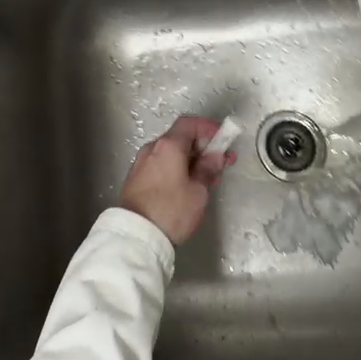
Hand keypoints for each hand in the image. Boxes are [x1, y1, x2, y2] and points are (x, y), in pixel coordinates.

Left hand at [119, 116, 235, 244]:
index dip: (208, 128)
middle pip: (180, 138)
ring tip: (209, 179)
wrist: (136, 235)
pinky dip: (177, 168)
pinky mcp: (137, 178)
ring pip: (171, 153)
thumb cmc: (171, 210)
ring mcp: (142, 162)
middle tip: (222, 163)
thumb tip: (215, 155)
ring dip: (191, 160)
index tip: (224, 139)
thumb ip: (207, 169)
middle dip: (203, 148)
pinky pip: (161, 164)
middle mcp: (152, 148)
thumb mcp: (198, 192)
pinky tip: (189, 185)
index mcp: (168, 146)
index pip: (189, 124)